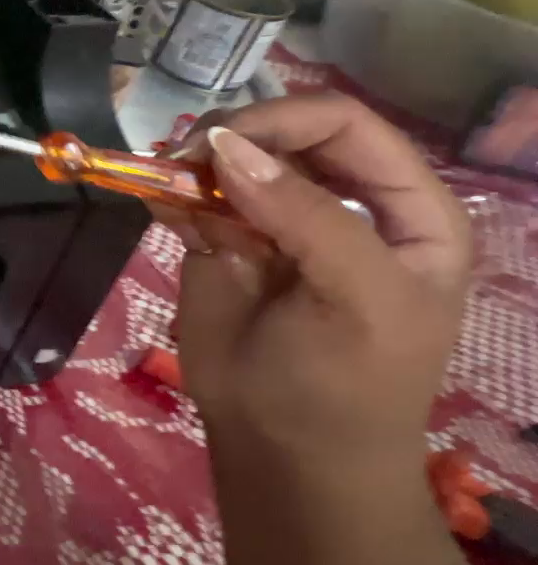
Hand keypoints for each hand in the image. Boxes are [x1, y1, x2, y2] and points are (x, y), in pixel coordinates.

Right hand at [159, 92, 471, 461]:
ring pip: (227, 153)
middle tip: (182, 164)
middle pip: (281, 129)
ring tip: (166, 189)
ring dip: (188, 161)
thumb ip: (308, 217)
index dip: (282, 121)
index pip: (346, 126)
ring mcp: (274, 215)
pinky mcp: (219, 234)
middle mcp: (341, 201)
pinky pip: (188, 189)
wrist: (282, 442)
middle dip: (228, 136)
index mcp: (406, 210)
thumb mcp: (360, 301)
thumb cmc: (347, 380)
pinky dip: (164, 187)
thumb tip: (223, 144)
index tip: (218, 147)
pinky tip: (157, 206)